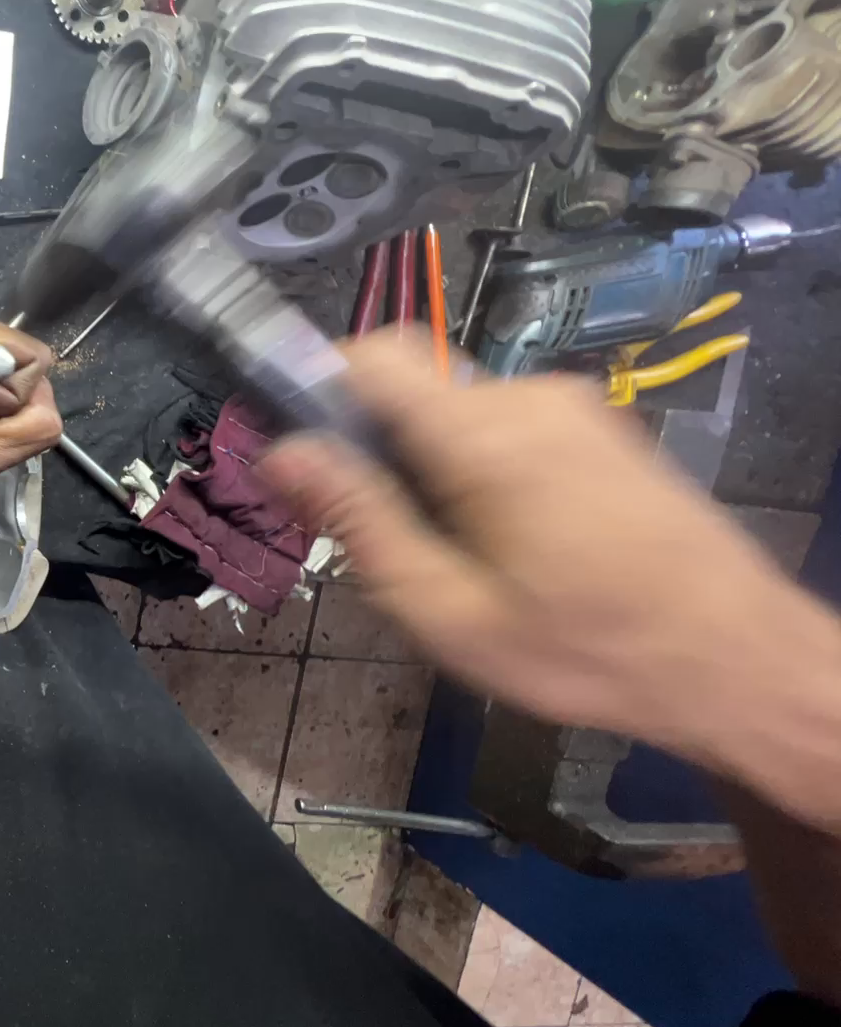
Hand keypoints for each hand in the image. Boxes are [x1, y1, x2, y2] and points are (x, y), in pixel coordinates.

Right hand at [258, 335, 840, 830]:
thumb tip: (280, 453)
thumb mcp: (438, 604)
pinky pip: (485, 421)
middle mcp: (529, 402)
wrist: (746, 670)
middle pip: (400, 388)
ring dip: (403, 459)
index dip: (315, 382)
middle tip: (349, 526)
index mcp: (487, 439)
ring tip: (417, 541)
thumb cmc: (581, 651)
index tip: (292, 443)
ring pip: (438, 408)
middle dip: (355, 444)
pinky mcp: (589, 429)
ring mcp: (568, 411)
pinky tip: (470, 530)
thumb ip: (356, 517)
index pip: (374, 356)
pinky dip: (450, 460)